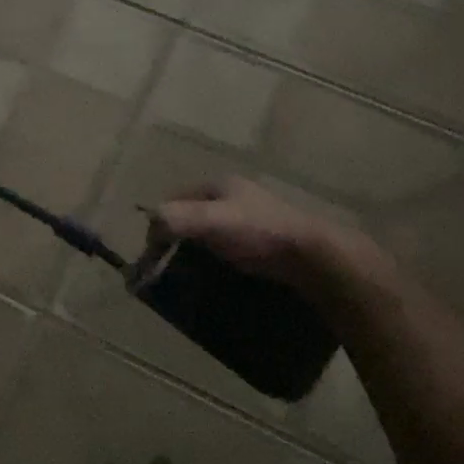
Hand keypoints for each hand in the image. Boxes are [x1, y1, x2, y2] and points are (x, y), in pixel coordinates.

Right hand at [153, 177, 360, 287]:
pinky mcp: (265, 243)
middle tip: (167, 267)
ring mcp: (252, 220)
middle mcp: (235, 198)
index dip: (159, 222)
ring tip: (188, 277)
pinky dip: (216, 262)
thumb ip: (176, 218)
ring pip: (209, 234)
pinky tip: (215, 278)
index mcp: (220, 185)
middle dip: (176, 239)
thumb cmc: (260, 233)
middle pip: (191, 217)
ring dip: (195, 253)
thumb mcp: (211, 219)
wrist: (313, 257)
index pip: (175, 199)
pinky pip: (228, 250)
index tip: (151, 252)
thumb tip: (150, 225)